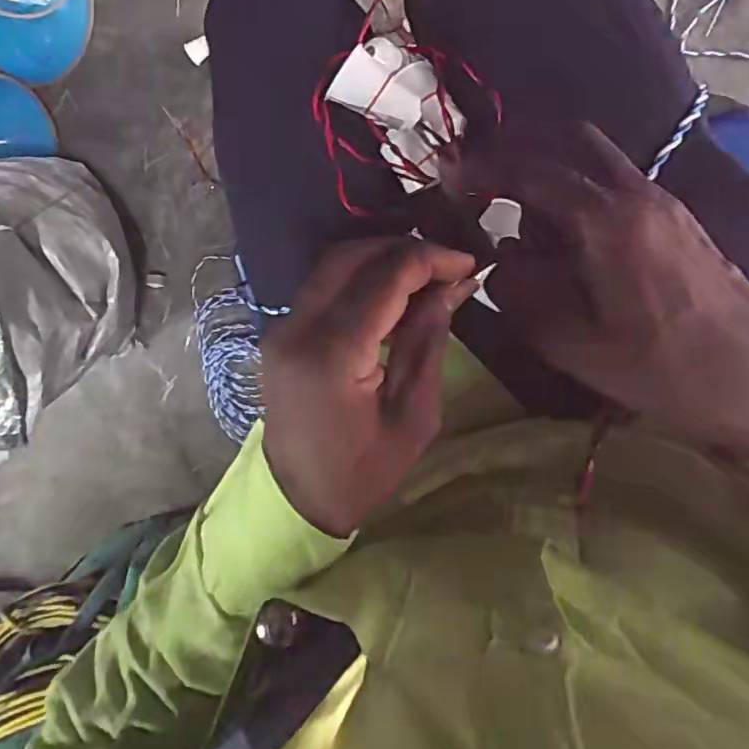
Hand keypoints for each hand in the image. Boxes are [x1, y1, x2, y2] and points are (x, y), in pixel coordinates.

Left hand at [261, 239, 477, 536]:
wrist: (296, 499)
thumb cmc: (362, 472)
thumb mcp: (413, 415)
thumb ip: (428, 341)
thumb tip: (452, 286)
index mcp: (333, 353)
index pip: (384, 278)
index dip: (430, 259)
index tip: (468, 263)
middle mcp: (298, 327)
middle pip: (352, 257)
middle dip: (404, 249)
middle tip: (448, 264)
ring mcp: (282, 326)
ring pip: (332, 263)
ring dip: (380, 257)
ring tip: (426, 272)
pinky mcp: (280, 330)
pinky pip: (321, 284)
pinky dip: (358, 274)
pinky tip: (391, 288)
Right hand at [460, 124, 748, 457]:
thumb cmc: (662, 368)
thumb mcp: (570, 343)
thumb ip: (521, 288)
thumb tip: (503, 252)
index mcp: (609, 223)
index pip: (532, 169)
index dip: (482, 167)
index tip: (447, 175)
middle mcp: (636, 195)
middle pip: (566, 136)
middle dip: (512, 144)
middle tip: (475, 170)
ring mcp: (659, 200)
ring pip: (590, 153)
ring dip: (541, 163)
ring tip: (510, 205)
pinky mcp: (670, 215)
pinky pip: (607, 178)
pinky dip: (568, 182)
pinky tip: (553, 226)